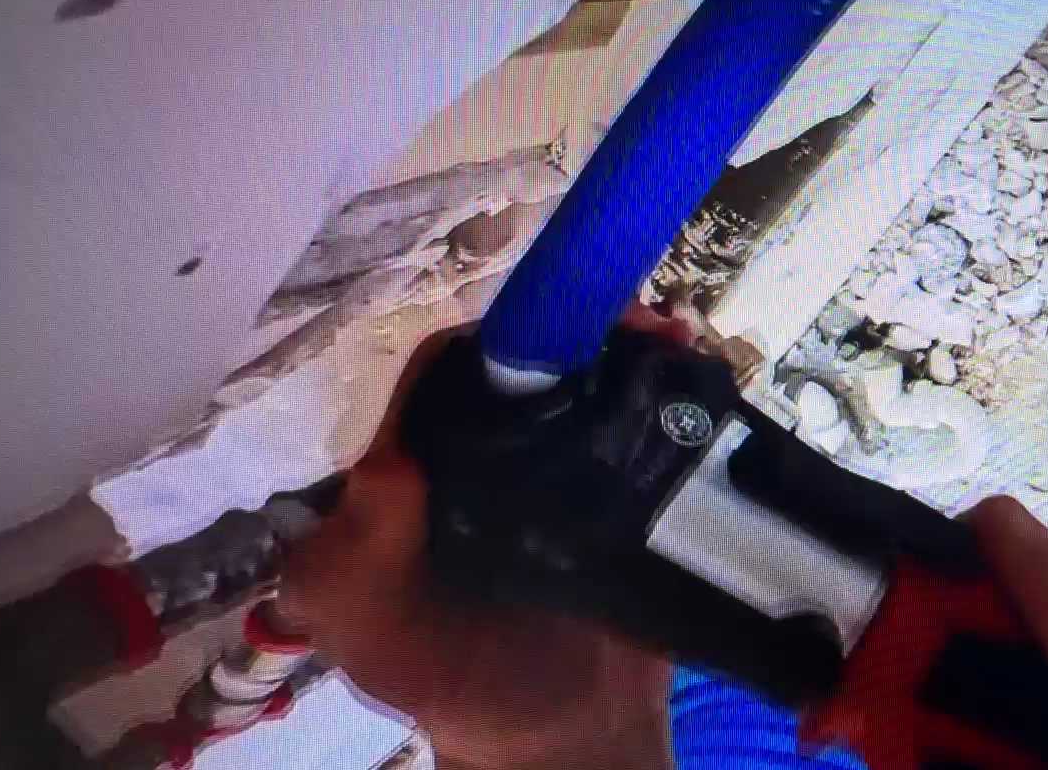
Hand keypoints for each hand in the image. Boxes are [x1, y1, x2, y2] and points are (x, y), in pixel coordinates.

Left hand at [278, 308, 696, 769]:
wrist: (576, 726)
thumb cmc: (464, 682)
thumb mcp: (384, 640)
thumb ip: (354, 569)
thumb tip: (389, 463)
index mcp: (427, 468)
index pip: (447, 375)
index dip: (493, 336)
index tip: (555, 322)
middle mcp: (493, 448)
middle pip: (534, 359)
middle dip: (582, 325)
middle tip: (639, 322)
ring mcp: (563, 457)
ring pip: (591, 374)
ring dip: (630, 340)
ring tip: (673, 335)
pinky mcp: (623, 472)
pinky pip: (641, 409)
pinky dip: (666, 375)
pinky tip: (693, 361)